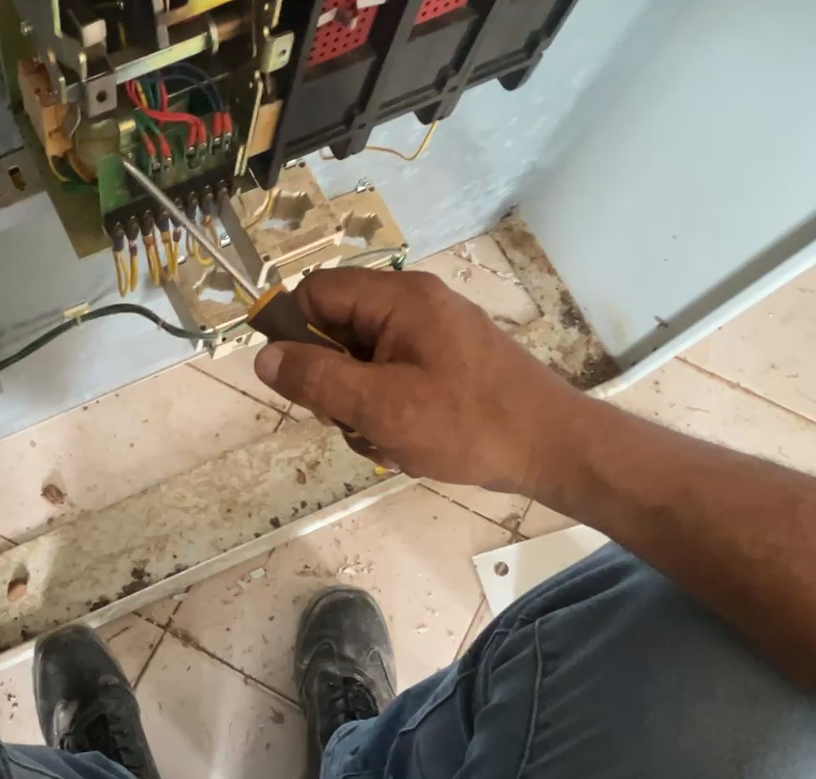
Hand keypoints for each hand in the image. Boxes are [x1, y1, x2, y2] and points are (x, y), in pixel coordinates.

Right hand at [253, 268, 591, 495]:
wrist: (552, 449)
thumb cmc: (465, 424)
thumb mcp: (379, 406)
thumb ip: (316, 379)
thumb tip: (263, 356)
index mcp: (399, 299)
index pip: (316, 292)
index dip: (293, 332)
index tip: (295, 381)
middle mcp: (414, 306)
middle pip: (336, 329)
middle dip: (330, 381)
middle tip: (348, 420)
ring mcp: (431, 336)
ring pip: (359, 363)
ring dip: (356, 406)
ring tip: (383, 439)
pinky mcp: (443, 364)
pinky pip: (390, 379)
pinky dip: (384, 412)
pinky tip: (402, 441)